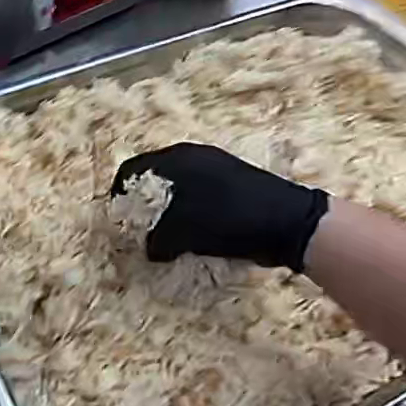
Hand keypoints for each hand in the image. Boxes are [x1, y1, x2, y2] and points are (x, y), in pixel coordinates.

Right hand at [110, 143, 329, 271]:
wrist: (290, 222)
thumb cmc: (230, 219)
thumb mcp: (185, 232)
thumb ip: (158, 239)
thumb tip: (149, 249)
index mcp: (177, 158)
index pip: (133, 168)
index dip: (119, 192)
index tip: (116, 216)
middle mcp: (193, 156)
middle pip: (154, 176)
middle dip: (143, 202)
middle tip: (139, 229)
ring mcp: (216, 167)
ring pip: (178, 186)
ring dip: (167, 209)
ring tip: (165, 236)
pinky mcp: (234, 182)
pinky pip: (199, 194)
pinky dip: (189, 211)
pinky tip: (195, 233)